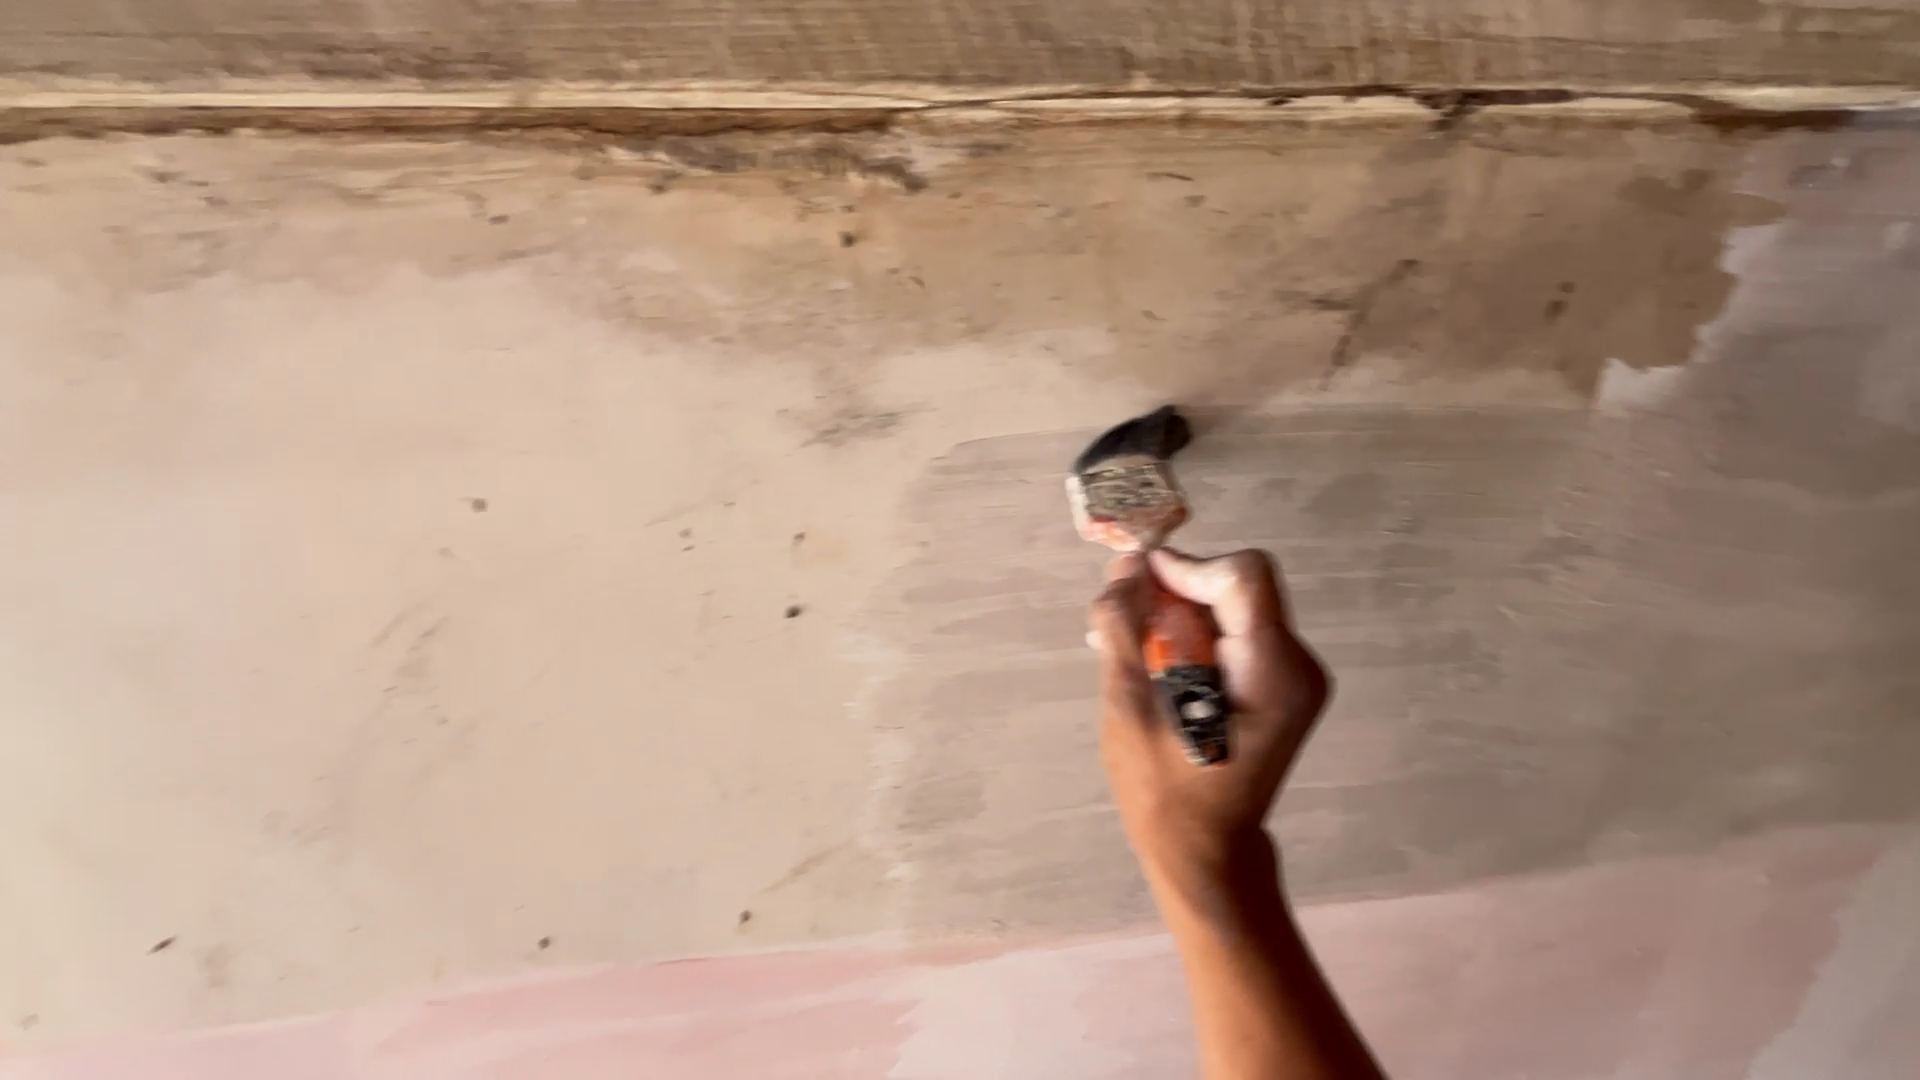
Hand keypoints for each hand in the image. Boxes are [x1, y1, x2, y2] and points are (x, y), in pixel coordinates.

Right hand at [1088, 548, 1329, 886]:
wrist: (1204, 852)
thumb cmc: (1162, 790)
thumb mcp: (1128, 706)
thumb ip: (1124, 628)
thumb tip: (1128, 567)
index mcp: (1272, 672)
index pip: (1242, 575)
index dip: (1185, 567)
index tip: (1134, 582)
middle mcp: (1297, 666)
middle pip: (1236, 586)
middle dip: (1175, 591)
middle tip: (1120, 617)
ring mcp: (1293, 677)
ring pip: (1232, 605)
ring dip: (1176, 613)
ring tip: (1126, 643)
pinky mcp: (1278, 685)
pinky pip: (1233, 632)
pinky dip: (1190, 634)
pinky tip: (1152, 660)